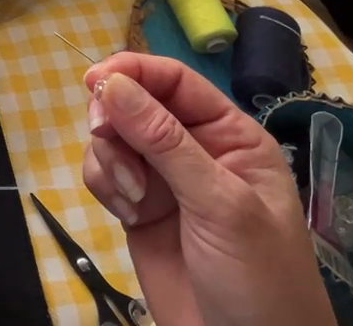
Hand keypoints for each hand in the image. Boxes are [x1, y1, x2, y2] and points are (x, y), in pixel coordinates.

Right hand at [80, 53, 332, 325]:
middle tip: (102, 136)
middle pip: (134, 101)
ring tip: (130, 197)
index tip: (94, 81)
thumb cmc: (258, 280)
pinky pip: (103, 171)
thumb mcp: (219, 205)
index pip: (174, 81)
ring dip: (109, 158)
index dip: (133, 71)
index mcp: (229, 135)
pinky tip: (126, 213)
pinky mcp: (136, 205)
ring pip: (112, 135)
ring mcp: (162, 177)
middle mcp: (193, 147)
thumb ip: (164, 141)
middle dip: (114, 117)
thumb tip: (109, 82)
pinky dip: (104, 184)